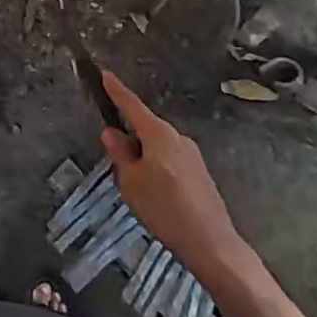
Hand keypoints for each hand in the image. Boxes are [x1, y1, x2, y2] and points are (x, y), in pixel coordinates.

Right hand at [100, 71, 240, 267]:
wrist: (211, 241)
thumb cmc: (164, 209)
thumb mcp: (131, 182)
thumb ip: (120, 154)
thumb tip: (112, 133)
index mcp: (159, 135)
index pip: (132, 106)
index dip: (117, 91)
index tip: (105, 74)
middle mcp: (178, 137)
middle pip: (146, 128)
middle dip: (130, 139)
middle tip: (118, 165)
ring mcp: (192, 154)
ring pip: (158, 147)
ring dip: (144, 158)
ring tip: (139, 190)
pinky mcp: (199, 171)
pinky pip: (170, 160)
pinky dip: (158, 168)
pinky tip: (157, 196)